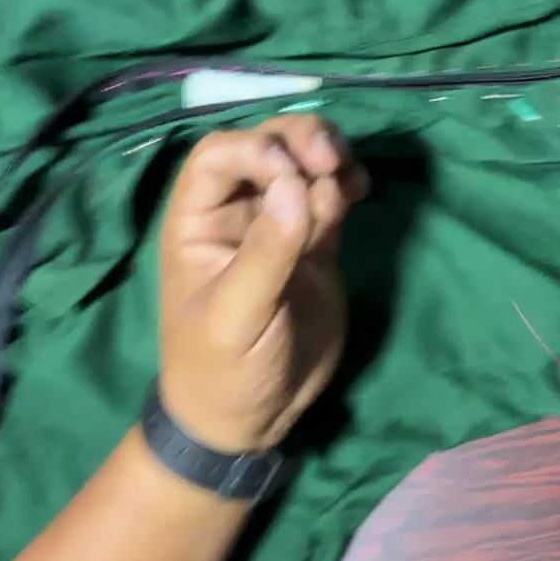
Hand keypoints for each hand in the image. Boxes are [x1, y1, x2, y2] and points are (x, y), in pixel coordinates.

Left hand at [156, 115, 368, 453]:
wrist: (254, 418)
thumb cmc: (222, 369)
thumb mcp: (236, 317)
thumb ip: (266, 252)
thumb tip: (298, 187)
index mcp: (198, 220)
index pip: (220, 156)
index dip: (255, 149)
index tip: (291, 173)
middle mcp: (238, 210)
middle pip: (268, 146)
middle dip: (300, 142)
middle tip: (331, 160)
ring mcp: (280, 223)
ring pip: (304, 163)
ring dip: (329, 157)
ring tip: (349, 180)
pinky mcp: (316, 242)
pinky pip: (332, 195)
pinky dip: (348, 183)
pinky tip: (361, 189)